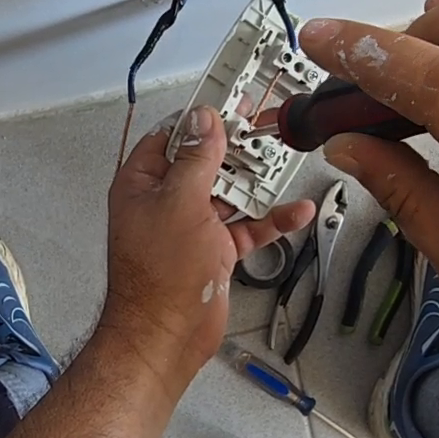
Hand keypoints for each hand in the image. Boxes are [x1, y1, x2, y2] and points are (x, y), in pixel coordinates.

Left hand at [98, 107, 314, 387]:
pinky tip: (295, 210)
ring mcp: (190, 226)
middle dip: (235, 148)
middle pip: (204, 162)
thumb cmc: (162, 273)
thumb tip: (204, 120)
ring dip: (256, 183)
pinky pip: (244, 227)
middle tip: (266, 128)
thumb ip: (195, 159)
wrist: (167, 335)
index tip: (231, 101)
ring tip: (284, 163)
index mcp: (142, 184)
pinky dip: (268, 219)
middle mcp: (164, 201)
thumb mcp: (180, 203)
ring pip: (227, 193)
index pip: (171, 137)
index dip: (200, 118)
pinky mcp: (213, 250)